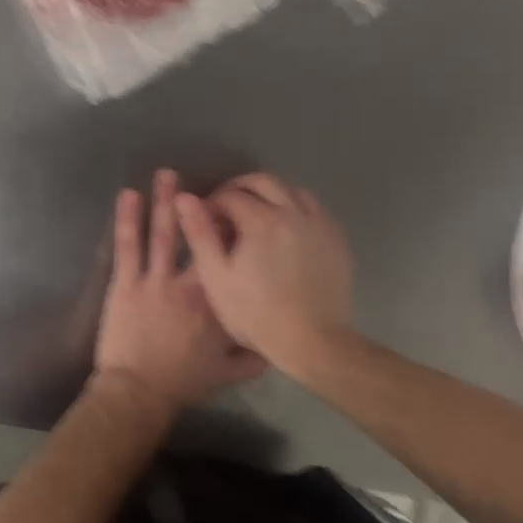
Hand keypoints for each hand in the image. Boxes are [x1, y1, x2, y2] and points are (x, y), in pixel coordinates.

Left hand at [94, 170, 268, 413]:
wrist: (139, 391)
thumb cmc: (183, 383)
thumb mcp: (227, 374)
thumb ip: (252, 358)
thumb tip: (272, 348)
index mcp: (219, 303)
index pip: (232, 262)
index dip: (238, 236)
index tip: (244, 214)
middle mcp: (191, 284)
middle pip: (203, 239)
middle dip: (208, 209)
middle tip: (212, 182)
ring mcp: (156, 280)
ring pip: (164, 234)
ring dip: (165, 202)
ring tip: (168, 173)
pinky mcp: (126, 283)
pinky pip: (128, 246)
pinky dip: (128, 219)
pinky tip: (129, 194)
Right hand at [175, 173, 355, 369]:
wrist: (311, 340)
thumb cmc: (255, 313)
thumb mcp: (216, 277)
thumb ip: (200, 234)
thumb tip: (185, 198)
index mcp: (262, 220)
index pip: (231, 195)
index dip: (212, 203)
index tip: (204, 220)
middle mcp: (294, 212)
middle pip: (265, 182)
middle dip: (241, 188)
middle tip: (226, 208)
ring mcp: (320, 225)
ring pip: (294, 191)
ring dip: (271, 195)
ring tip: (258, 217)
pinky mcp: (337, 240)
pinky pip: (315, 211)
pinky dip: (296, 210)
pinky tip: (287, 234)